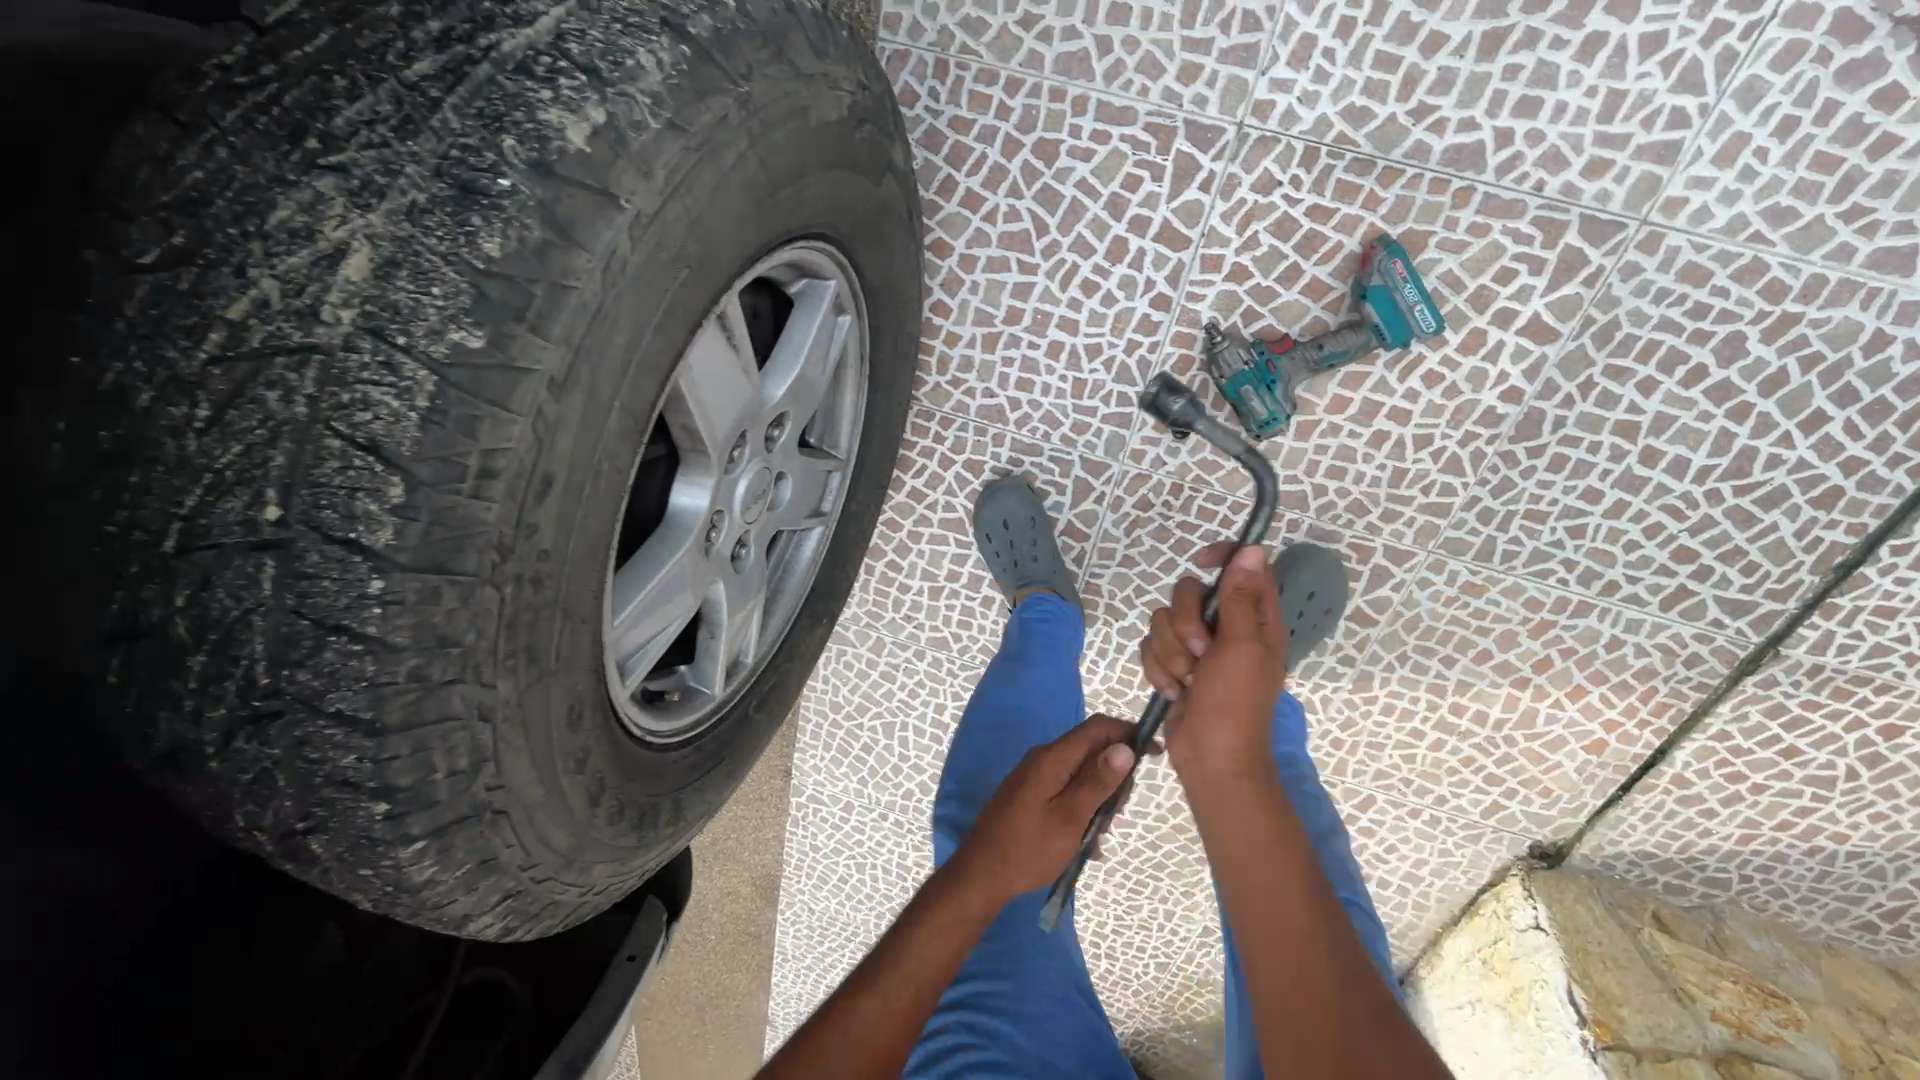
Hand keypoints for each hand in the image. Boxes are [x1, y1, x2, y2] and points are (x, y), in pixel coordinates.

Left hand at [951, 714, 1140, 900]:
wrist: (981, 876)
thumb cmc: (1029, 849)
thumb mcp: (1071, 818)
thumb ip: (1098, 781)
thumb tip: (1125, 747)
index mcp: (1052, 758)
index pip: (1098, 727)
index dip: (1128, 734)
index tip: (1154, 755)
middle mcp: (1043, 759)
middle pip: (1091, 750)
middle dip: (1113, 776)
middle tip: (1118, 813)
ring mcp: (1034, 777)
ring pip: (1080, 774)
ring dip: (1098, 799)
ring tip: (1100, 834)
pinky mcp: (1030, 795)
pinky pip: (1066, 791)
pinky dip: (1082, 810)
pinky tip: (1086, 843)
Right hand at [1139, 543, 1287, 778]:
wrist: (1210, 757)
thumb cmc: (1235, 704)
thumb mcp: (1242, 647)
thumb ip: (1241, 597)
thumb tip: (1254, 549)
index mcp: (1255, 619)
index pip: (1242, 567)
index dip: (1223, 557)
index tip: (1203, 563)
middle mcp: (1226, 628)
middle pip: (1189, 592)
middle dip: (1184, 623)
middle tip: (1200, 652)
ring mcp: (1197, 648)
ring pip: (1163, 620)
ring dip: (1169, 653)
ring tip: (1187, 681)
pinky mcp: (1173, 665)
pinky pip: (1150, 647)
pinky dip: (1158, 670)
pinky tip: (1174, 692)